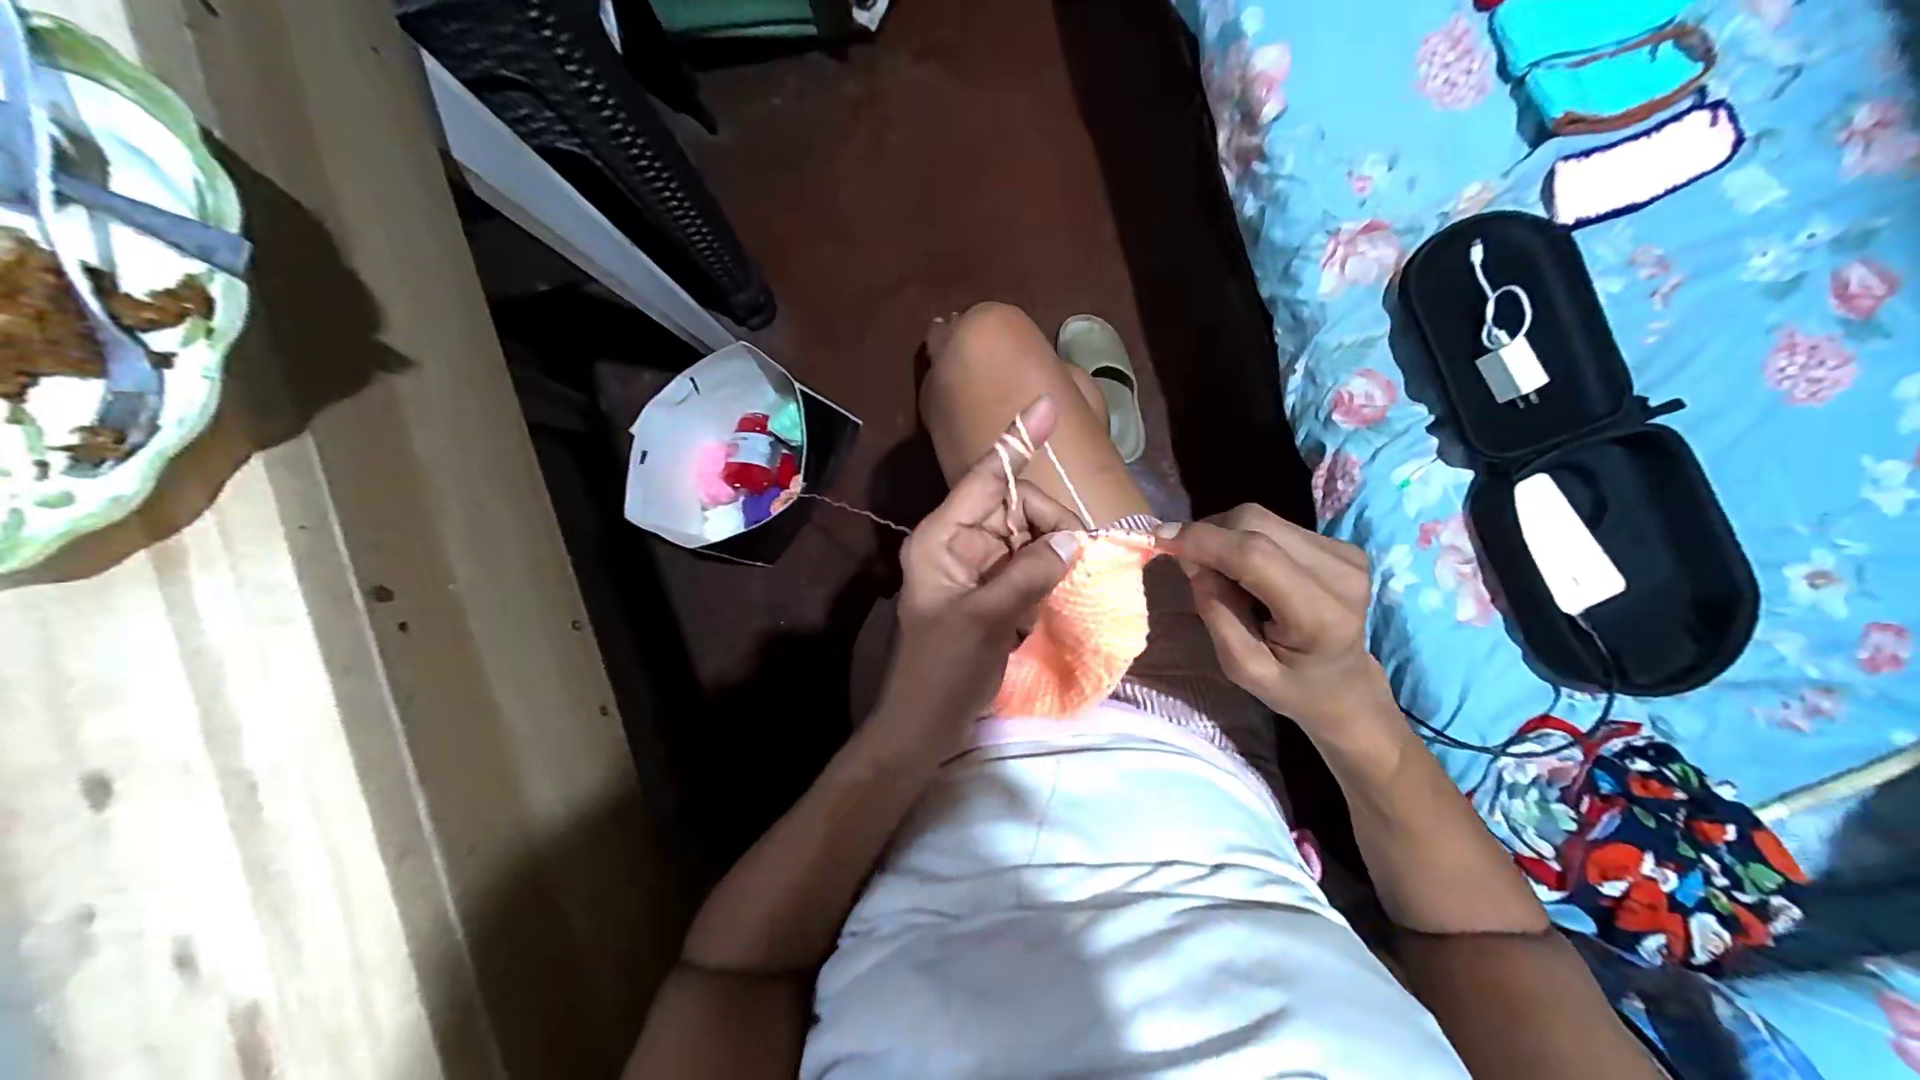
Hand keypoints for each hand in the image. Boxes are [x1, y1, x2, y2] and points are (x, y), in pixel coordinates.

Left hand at [879, 395, 1082, 733]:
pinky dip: (1046, 572)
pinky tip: (1051, 595)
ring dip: (1051, 550)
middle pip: (1015, 506)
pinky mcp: (990, 589)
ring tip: (1062, 582)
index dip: (1018, 442)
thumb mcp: (985, 620)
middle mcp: (958, 541)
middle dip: (1050, 521)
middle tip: (1078, 555)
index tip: (1047, 404)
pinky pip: (1027, 563)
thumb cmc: (941, 670)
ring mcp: (975, 565)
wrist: (923, 723)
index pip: (987, 478)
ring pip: (1027, 535)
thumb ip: (1029, 574)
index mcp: (942, 537)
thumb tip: (1074, 540)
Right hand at [1155, 504, 1399, 745]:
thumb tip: (1190, 558)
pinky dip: (1246, 539)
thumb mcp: (1241, 667)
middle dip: (1209, 535)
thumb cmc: (1289, 686)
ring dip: (1226, 537)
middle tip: (1190, 565)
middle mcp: (1340, 574)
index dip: (1203, 540)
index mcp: (1319, 615)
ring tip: (1223, 573)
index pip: (1254, 556)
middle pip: (1256, 524)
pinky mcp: (1341, 545)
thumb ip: (1215, 611)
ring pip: (1262, 518)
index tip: (1157, 538)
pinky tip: (1249, 570)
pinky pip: (1275, 525)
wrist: (1342, 684)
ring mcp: (1346, 555)